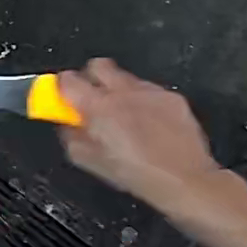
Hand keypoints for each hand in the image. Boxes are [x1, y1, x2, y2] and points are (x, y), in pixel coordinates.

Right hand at [56, 58, 222, 207]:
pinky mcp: (173, 98)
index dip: (61, 87)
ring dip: (118, 90)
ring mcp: (150, 92)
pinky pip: (149, 90)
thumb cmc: (133, 172)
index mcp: (96, 105)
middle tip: (91, 99)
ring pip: (125, 77)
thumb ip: (70, 134)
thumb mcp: (86, 159)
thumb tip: (68, 123)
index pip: (67, 79)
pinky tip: (148, 122)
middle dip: (90, 78)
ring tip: (124, 115)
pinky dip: (143, 100)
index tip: (62, 99)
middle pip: (97, 66)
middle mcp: (122, 92)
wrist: (185, 180)